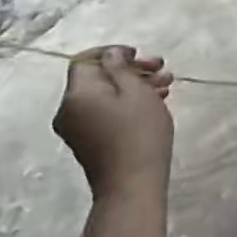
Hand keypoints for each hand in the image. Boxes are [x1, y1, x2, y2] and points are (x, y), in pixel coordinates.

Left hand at [53, 45, 175, 200]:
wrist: (131, 184)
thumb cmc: (138, 132)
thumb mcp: (135, 91)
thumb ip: (120, 67)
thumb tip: (110, 54)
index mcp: (77, 94)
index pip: (85, 60)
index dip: (112, 52)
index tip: (138, 54)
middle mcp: (69, 109)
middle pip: (96, 78)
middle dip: (129, 69)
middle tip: (161, 67)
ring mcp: (77, 128)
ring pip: (104, 95)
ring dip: (133, 85)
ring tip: (167, 84)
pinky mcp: (89, 141)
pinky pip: (104, 111)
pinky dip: (126, 103)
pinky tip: (155, 102)